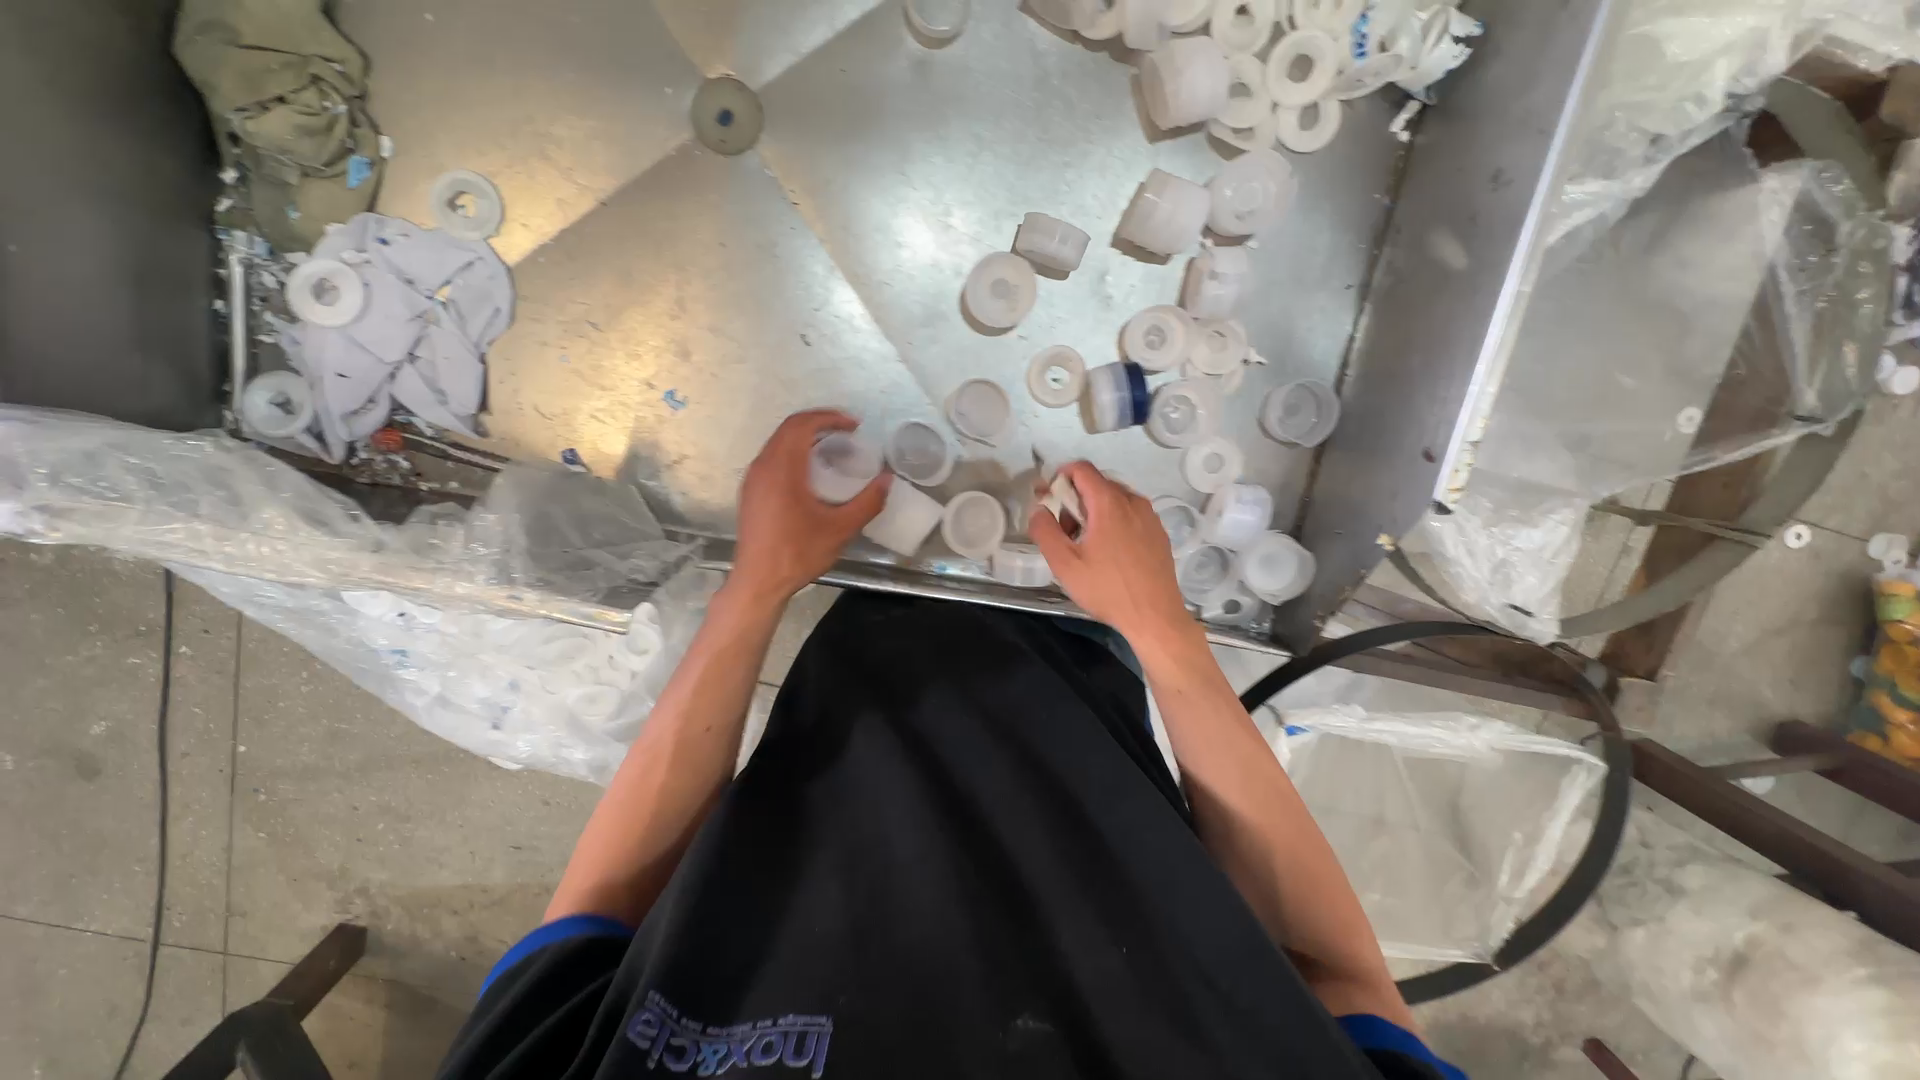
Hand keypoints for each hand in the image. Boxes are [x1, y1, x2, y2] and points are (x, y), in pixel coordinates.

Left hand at [730, 410, 889, 605]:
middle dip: (819, 424)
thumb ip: (867, 502)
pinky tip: (811, 473)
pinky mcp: (750, 492)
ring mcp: (753, 479)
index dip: (829, 418)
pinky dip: (793, 453)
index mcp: (782, 468)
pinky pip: (772, 459)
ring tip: (832, 449)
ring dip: (805, 438)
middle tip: (846, 432)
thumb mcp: (840, 529)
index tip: (853, 426)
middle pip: (789, 428)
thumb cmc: (798, 553)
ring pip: (778, 443)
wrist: (759, 581)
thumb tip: (887, 480)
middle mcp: (763, 466)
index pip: (802, 425)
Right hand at [1029, 462, 1195, 645]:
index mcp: (1109, 503)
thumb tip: (1039, 510)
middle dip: (1075, 500)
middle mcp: (1133, 501)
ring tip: (1086, 546)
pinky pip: (1130, 516)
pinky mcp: (1159, 533)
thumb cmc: (1107, 589)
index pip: (1081, 469)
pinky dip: (1114, 523)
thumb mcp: (1065, 564)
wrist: (1155, 616)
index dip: (1059, 477)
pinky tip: (1109, 554)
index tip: (1048, 499)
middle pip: (1097, 484)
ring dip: (1094, 513)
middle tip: (1063, 531)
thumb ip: (1045, 531)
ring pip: (1115, 500)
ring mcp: (1150, 517)